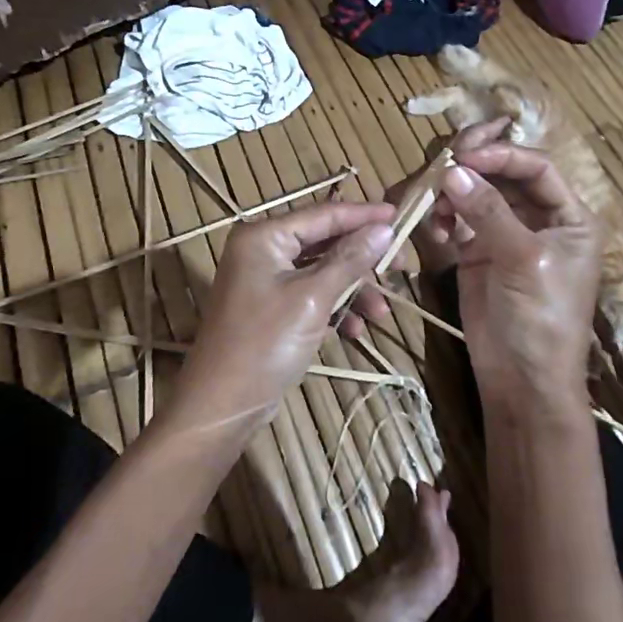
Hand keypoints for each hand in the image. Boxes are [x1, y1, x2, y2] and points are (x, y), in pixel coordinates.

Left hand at [168, 203, 395, 434]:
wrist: (221, 407)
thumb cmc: (265, 343)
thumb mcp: (314, 297)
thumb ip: (351, 259)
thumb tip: (386, 229)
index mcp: (265, 237)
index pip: (325, 214)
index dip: (366, 215)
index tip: (402, 214)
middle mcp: (263, 251)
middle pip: (327, 242)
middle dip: (364, 259)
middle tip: (401, 266)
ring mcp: (266, 280)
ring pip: (324, 271)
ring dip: (355, 289)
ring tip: (381, 313)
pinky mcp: (272, 307)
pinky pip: (313, 294)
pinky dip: (337, 308)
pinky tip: (354, 330)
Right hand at [438, 142, 604, 409]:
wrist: (523, 382)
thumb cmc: (540, 319)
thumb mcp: (522, 260)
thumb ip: (489, 213)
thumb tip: (453, 170)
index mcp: (570, 217)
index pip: (538, 168)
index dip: (504, 156)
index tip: (467, 156)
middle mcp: (541, 220)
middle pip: (506, 177)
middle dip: (475, 170)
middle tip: (442, 166)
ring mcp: (508, 236)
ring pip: (480, 196)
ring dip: (456, 193)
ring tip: (434, 204)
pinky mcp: (480, 254)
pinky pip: (461, 221)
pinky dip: (446, 217)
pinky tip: (435, 228)